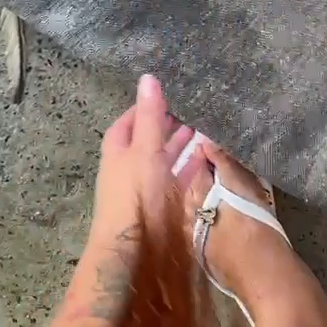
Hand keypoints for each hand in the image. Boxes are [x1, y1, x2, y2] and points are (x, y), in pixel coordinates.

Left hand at [91, 75, 195, 237]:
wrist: (137, 249)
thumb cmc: (135, 194)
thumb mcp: (145, 149)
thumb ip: (150, 116)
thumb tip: (148, 77)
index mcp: (119, 152)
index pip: (128, 122)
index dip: (143, 108)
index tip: (164, 93)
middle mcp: (131, 168)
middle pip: (148, 141)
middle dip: (165, 125)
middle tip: (190, 106)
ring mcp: (148, 187)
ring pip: (165, 159)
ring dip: (180, 145)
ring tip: (203, 127)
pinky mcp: (165, 204)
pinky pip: (180, 178)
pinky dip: (192, 166)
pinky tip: (207, 157)